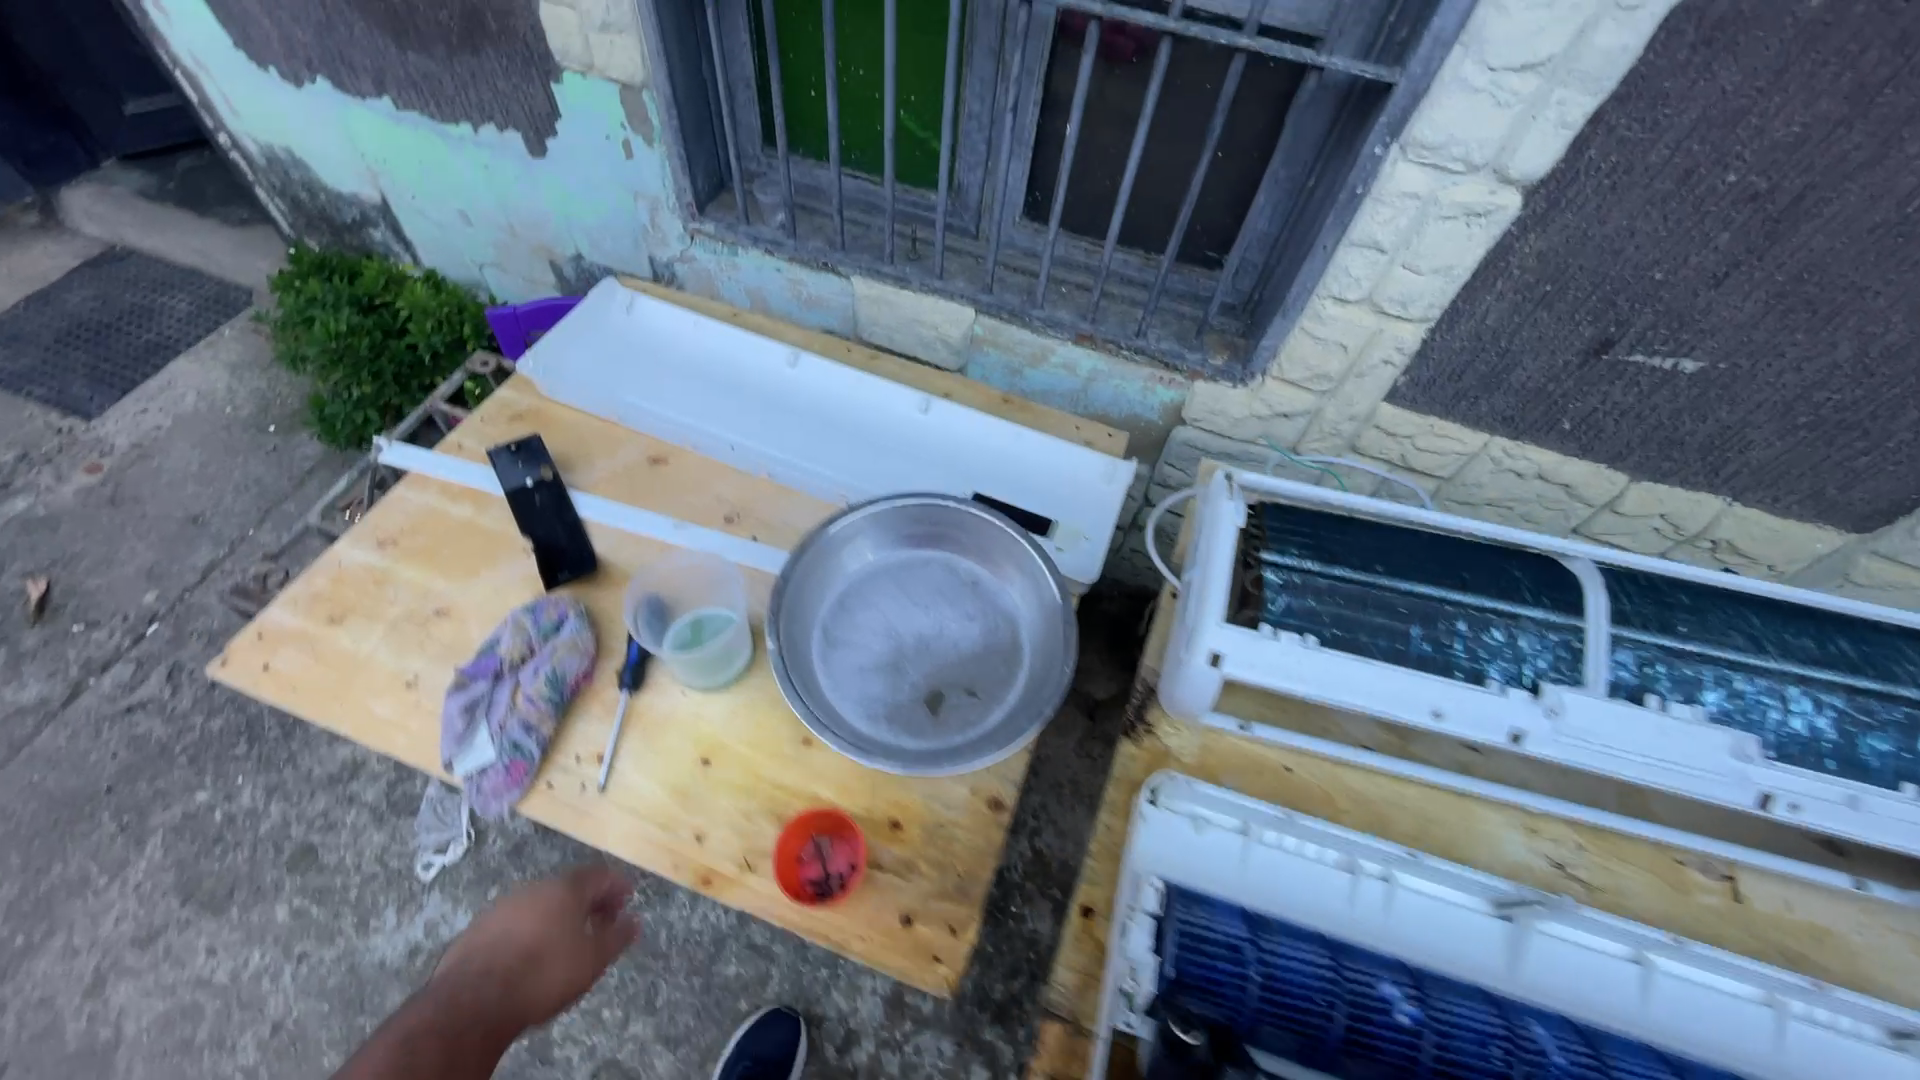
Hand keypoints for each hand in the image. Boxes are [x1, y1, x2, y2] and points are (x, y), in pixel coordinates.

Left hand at [430, 864, 640, 1035]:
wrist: (471, 1002)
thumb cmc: (543, 974)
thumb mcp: (593, 960)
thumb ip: (617, 937)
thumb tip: (634, 920)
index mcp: (565, 889)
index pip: (600, 874)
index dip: (617, 885)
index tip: (627, 900)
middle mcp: (534, 888)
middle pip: (568, 887)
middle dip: (588, 902)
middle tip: (601, 923)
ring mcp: (501, 907)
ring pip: (538, 904)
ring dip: (557, 916)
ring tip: (565, 942)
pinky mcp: (476, 930)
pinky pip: (513, 923)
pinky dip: (529, 931)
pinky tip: (529, 956)